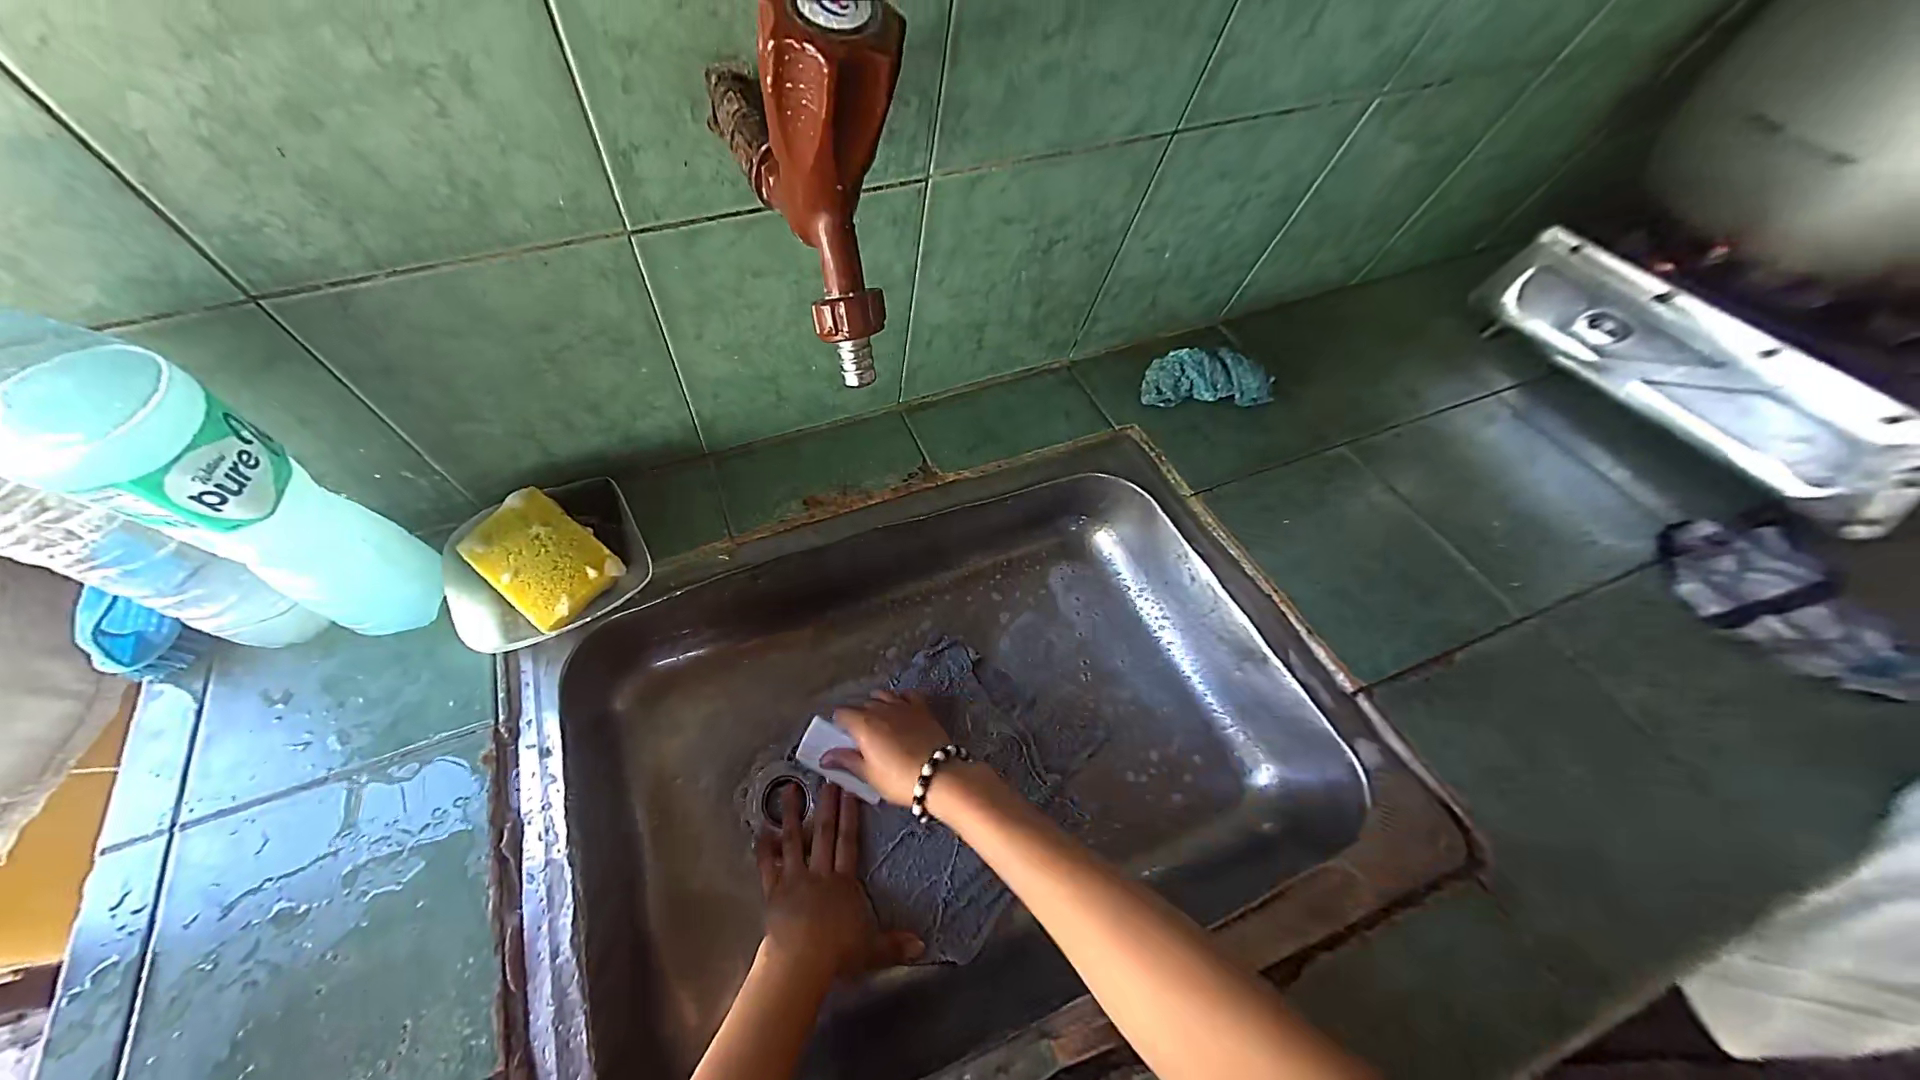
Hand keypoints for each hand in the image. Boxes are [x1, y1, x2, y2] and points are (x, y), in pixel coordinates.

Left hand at [756, 783, 922, 979]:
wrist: (799, 964)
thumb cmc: (837, 954)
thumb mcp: (872, 949)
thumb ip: (894, 943)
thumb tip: (920, 946)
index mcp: (844, 882)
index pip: (849, 841)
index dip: (850, 815)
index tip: (850, 791)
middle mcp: (819, 874)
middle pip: (824, 833)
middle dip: (827, 805)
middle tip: (827, 780)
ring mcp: (794, 880)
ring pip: (794, 840)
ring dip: (792, 814)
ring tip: (789, 789)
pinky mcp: (773, 892)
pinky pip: (768, 865)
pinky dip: (764, 848)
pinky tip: (761, 830)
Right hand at [825, 689, 952, 805]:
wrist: (939, 775)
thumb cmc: (899, 779)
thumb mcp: (869, 775)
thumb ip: (847, 761)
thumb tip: (825, 757)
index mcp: (863, 725)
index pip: (842, 713)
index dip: (838, 723)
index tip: (841, 735)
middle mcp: (881, 709)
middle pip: (862, 704)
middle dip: (856, 715)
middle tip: (859, 734)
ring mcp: (903, 706)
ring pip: (883, 695)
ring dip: (876, 703)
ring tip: (877, 719)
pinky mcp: (922, 708)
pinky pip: (907, 694)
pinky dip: (900, 698)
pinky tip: (900, 707)